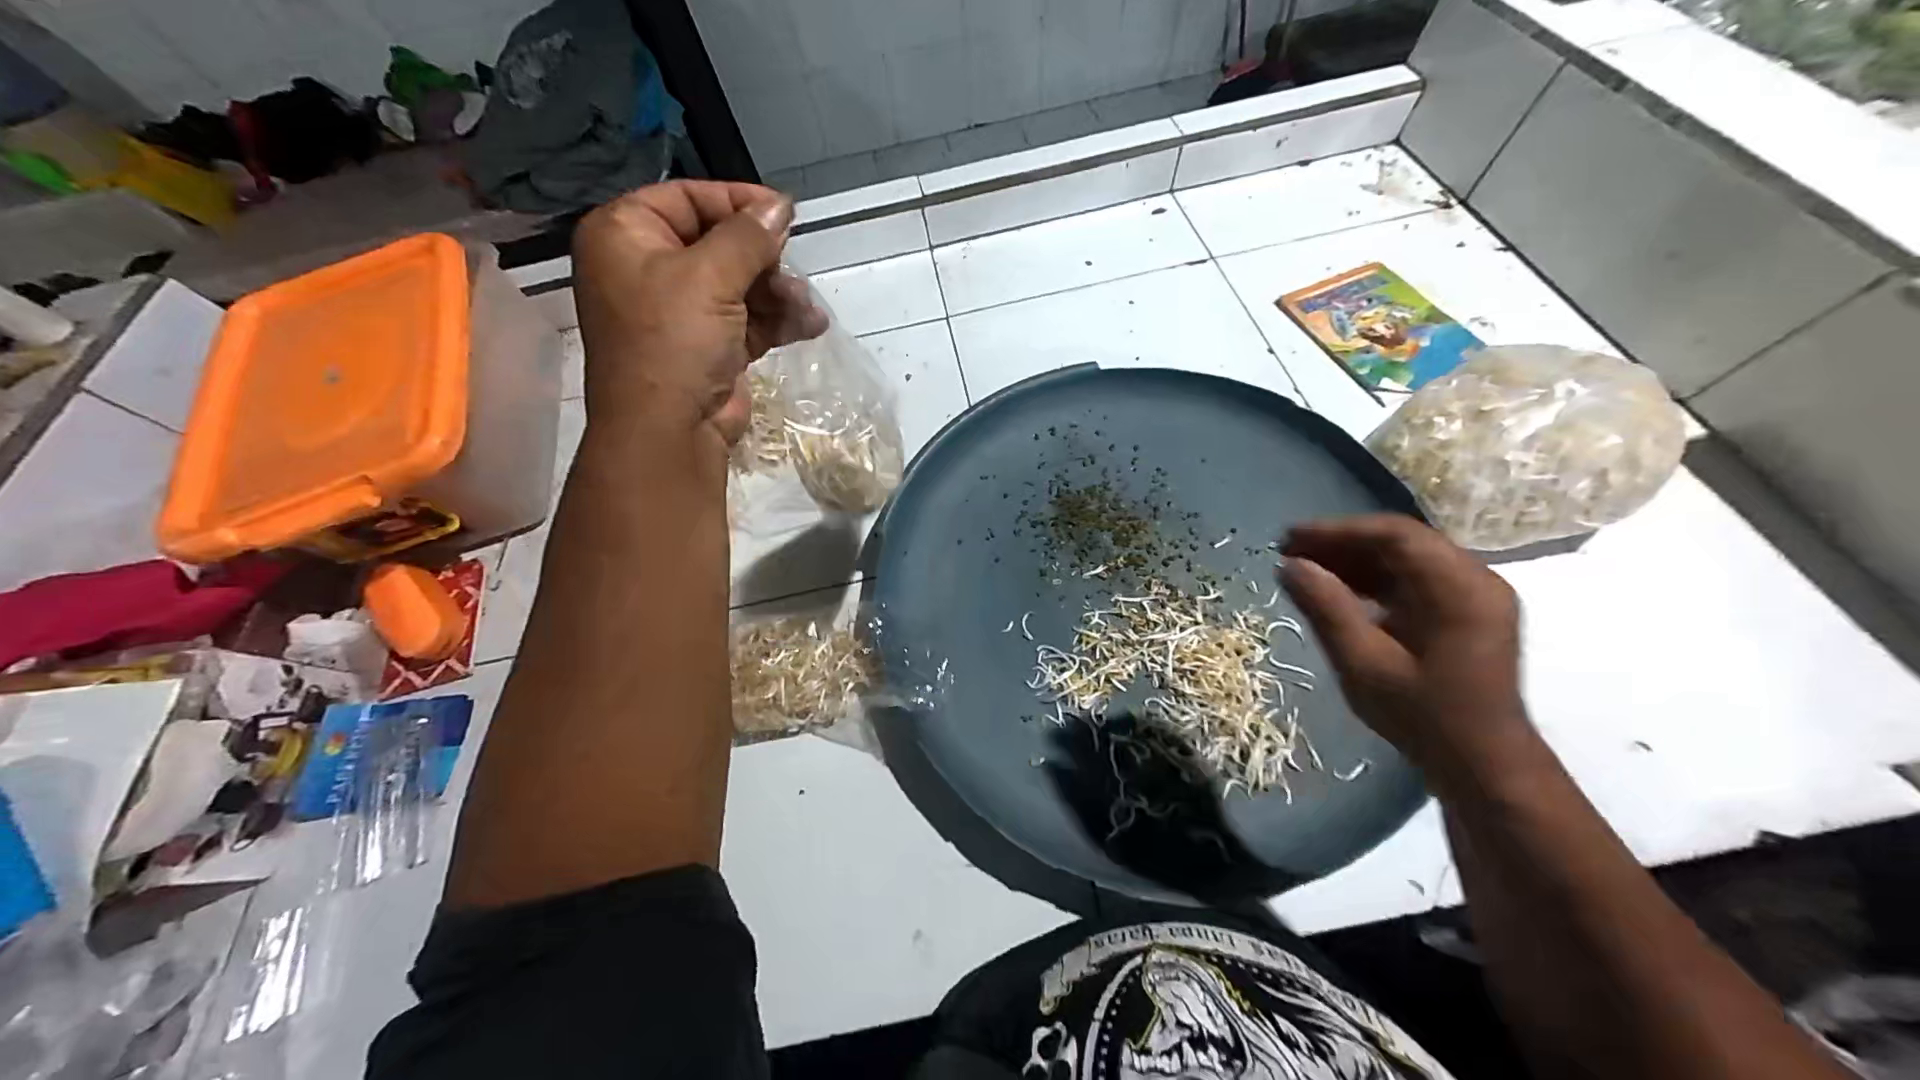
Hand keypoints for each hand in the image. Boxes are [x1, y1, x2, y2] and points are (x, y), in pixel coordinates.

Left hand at [570, 180, 827, 444]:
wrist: (669, 430)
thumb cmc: (674, 341)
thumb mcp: (710, 275)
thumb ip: (748, 236)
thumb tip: (780, 206)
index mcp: (625, 236)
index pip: (686, 198)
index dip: (737, 202)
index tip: (784, 212)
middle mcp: (648, 268)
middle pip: (718, 243)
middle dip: (764, 258)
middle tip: (793, 267)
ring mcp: (680, 311)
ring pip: (739, 284)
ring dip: (777, 293)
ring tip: (805, 307)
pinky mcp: (708, 346)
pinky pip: (747, 319)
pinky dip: (777, 320)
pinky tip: (810, 324)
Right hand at [1281, 515, 1534, 782]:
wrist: (1483, 765)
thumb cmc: (1423, 716)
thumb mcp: (1364, 663)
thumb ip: (1327, 608)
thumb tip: (1290, 565)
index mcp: (1460, 588)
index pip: (1395, 535)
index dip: (1337, 531)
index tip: (1289, 539)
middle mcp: (1475, 581)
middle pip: (1402, 542)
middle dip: (1342, 543)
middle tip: (1290, 552)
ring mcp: (1474, 597)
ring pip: (1406, 559)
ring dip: (1355, 560)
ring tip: (1305, 569)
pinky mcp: (1465, 613)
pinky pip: (1415, 580)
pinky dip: (1373, 580)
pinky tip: (1337, 591)